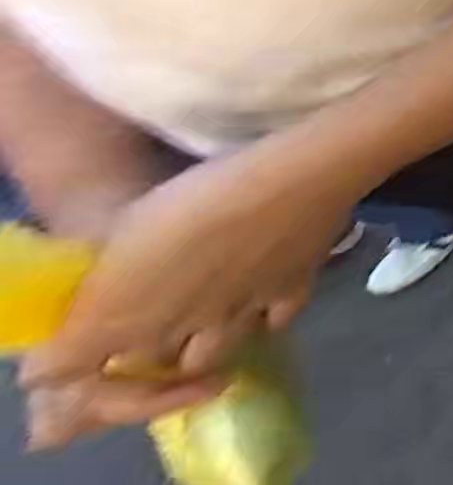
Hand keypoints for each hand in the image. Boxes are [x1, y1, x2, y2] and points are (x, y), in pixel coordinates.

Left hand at [19, 150, 350, 446]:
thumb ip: (109, 266)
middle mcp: (170, 332)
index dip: (64, 355)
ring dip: (204, 344)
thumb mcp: (127, 222)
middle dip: (143, 350)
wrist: (297, 177)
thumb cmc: (203, 192)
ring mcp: (236, 317)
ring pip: (208, 358)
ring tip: (212, 319)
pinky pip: (275, 322)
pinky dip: (267, 317)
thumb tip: (103, 282)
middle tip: (154, 318)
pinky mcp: (290, 295)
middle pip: (143, 368)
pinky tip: (266, 298)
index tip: (78, 331)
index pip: (56, 372)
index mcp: (113, 318)